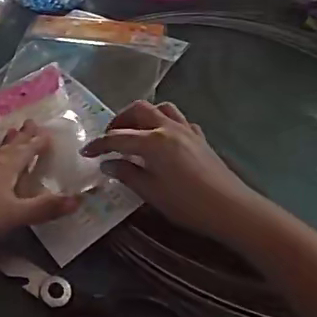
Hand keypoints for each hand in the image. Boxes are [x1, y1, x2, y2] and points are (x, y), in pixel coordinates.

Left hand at [0, 123, 80, 251]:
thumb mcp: (18, 214)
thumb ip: (46, 208)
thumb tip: (78, 200)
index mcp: (7, 167)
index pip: (28, 150)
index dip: (39, 143)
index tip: (49, 133)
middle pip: (10, 145)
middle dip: (23, 135)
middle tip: (30, 121)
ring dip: (4, 142)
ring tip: (9, 133)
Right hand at [83, 101, 264, 236]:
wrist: (231, 208)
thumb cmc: (187, 204)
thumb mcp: (151, 192)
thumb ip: (127, 174)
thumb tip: (108, 164)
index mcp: (152, 141)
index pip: (118, 137)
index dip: (99, 144)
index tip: (85, 152)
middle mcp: (168, 128)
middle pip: (139, 110)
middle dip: (120, 120)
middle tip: (109, 138)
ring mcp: (187, 130)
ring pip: (161, 109)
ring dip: (144, 116)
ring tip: (134, 133)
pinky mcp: (200, 138)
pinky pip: (178, 120)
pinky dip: (165, 123)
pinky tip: (163, 140)